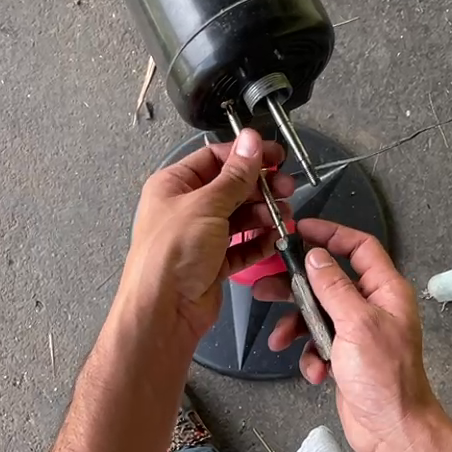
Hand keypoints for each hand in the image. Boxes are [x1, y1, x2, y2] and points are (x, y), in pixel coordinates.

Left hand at [116, 129, 292, 347]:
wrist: (164, 311)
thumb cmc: (174, 252)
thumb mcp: (207, 205)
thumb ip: (234, 175)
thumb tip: (251, 140)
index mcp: (175, 185)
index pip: (215, 159)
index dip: (246, 155)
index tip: (277, 156)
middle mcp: (187, 208)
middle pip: (231, 188)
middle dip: (260, 188)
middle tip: (287, 188)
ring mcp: (201, 237)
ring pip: (240, 218)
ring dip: (264, 215)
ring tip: (284, 217)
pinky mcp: (214, 263)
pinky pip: (241, 247)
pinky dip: (258, 243)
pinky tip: (274, 240)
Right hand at [254, 220, 449, 451]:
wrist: (392, 429)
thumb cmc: (383, 376)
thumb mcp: (356, 323)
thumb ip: (333, 286)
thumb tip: (316, 255)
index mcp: (386, 291)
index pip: (360, 248)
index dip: (332, 234)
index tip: (300, 231)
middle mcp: (372, 307)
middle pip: (329, 282)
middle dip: (297, 287)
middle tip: (265, 286)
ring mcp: (357, 334)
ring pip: (317, 315)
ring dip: (297, 328)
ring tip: (279, 340)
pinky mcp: (344, 357)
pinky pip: (318, 345)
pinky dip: (311, 357)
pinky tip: (315, 373)